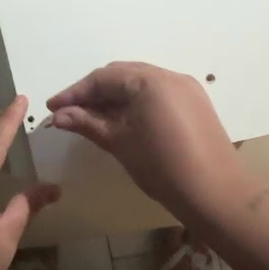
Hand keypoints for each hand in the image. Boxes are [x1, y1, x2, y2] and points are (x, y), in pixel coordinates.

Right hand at [46, 62, 239, 210]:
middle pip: (121, 76)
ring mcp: (185, 88)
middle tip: (69, 112)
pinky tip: (122, 121)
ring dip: (113, 97)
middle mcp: (168, 75)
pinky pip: (157, 94)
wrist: (216, 194)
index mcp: (148, 80)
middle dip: (93, 92)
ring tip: (91, 118)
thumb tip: (59, 116)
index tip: (52, 108)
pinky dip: (135, 103)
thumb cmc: (161, 166)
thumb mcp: (118, 142)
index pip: (102, 78)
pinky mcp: (195, 104)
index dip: (74, 92)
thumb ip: (87, 123)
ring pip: (140, 84)